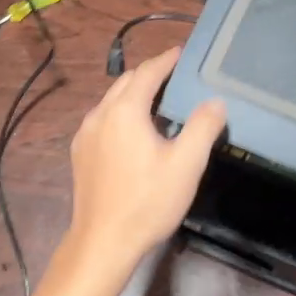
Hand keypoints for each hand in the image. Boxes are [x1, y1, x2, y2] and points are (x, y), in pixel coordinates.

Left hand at [68, 47, 225, 264]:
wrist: (104, 241)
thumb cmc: (148, 202)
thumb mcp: (186, 164)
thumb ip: (203, 127)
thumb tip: (215, 102)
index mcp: (124, 111)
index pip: (147, 73)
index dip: (166, 60)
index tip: (181, 53)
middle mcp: (99, 115)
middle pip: (125, 83)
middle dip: (150, 75)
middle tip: (174, 77)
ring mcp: (85, 135)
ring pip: (111, 102)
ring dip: (134, 95)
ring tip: (158, 102)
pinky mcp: (80, 155)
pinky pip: (103, 122)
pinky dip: (121, 115)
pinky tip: (135, 133)